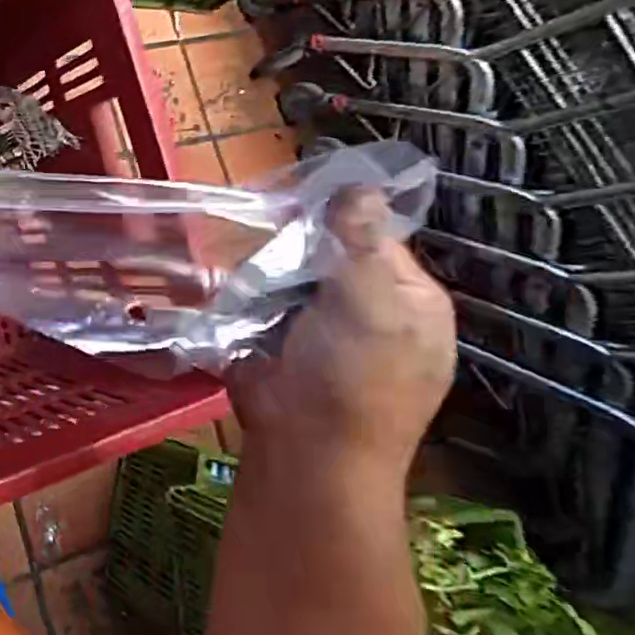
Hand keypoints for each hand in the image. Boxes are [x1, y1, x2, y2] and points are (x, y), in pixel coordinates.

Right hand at [227, 188, 454, 478]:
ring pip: (288, 276)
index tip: (289, 198)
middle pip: (326, 254)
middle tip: (255, 228)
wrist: (306, 449)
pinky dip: (245, 293)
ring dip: (263, 268)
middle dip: (292, 242)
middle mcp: (368, 309)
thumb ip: (360, 244)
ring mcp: (320, 328)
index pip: (374, 236)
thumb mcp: (368, 304)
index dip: (335, 215)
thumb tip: (360, 184)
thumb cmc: (351, 377)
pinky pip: (262, 303)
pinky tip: (226, 284)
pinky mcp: (278, 343)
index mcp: (408, 298)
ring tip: (235, 254)